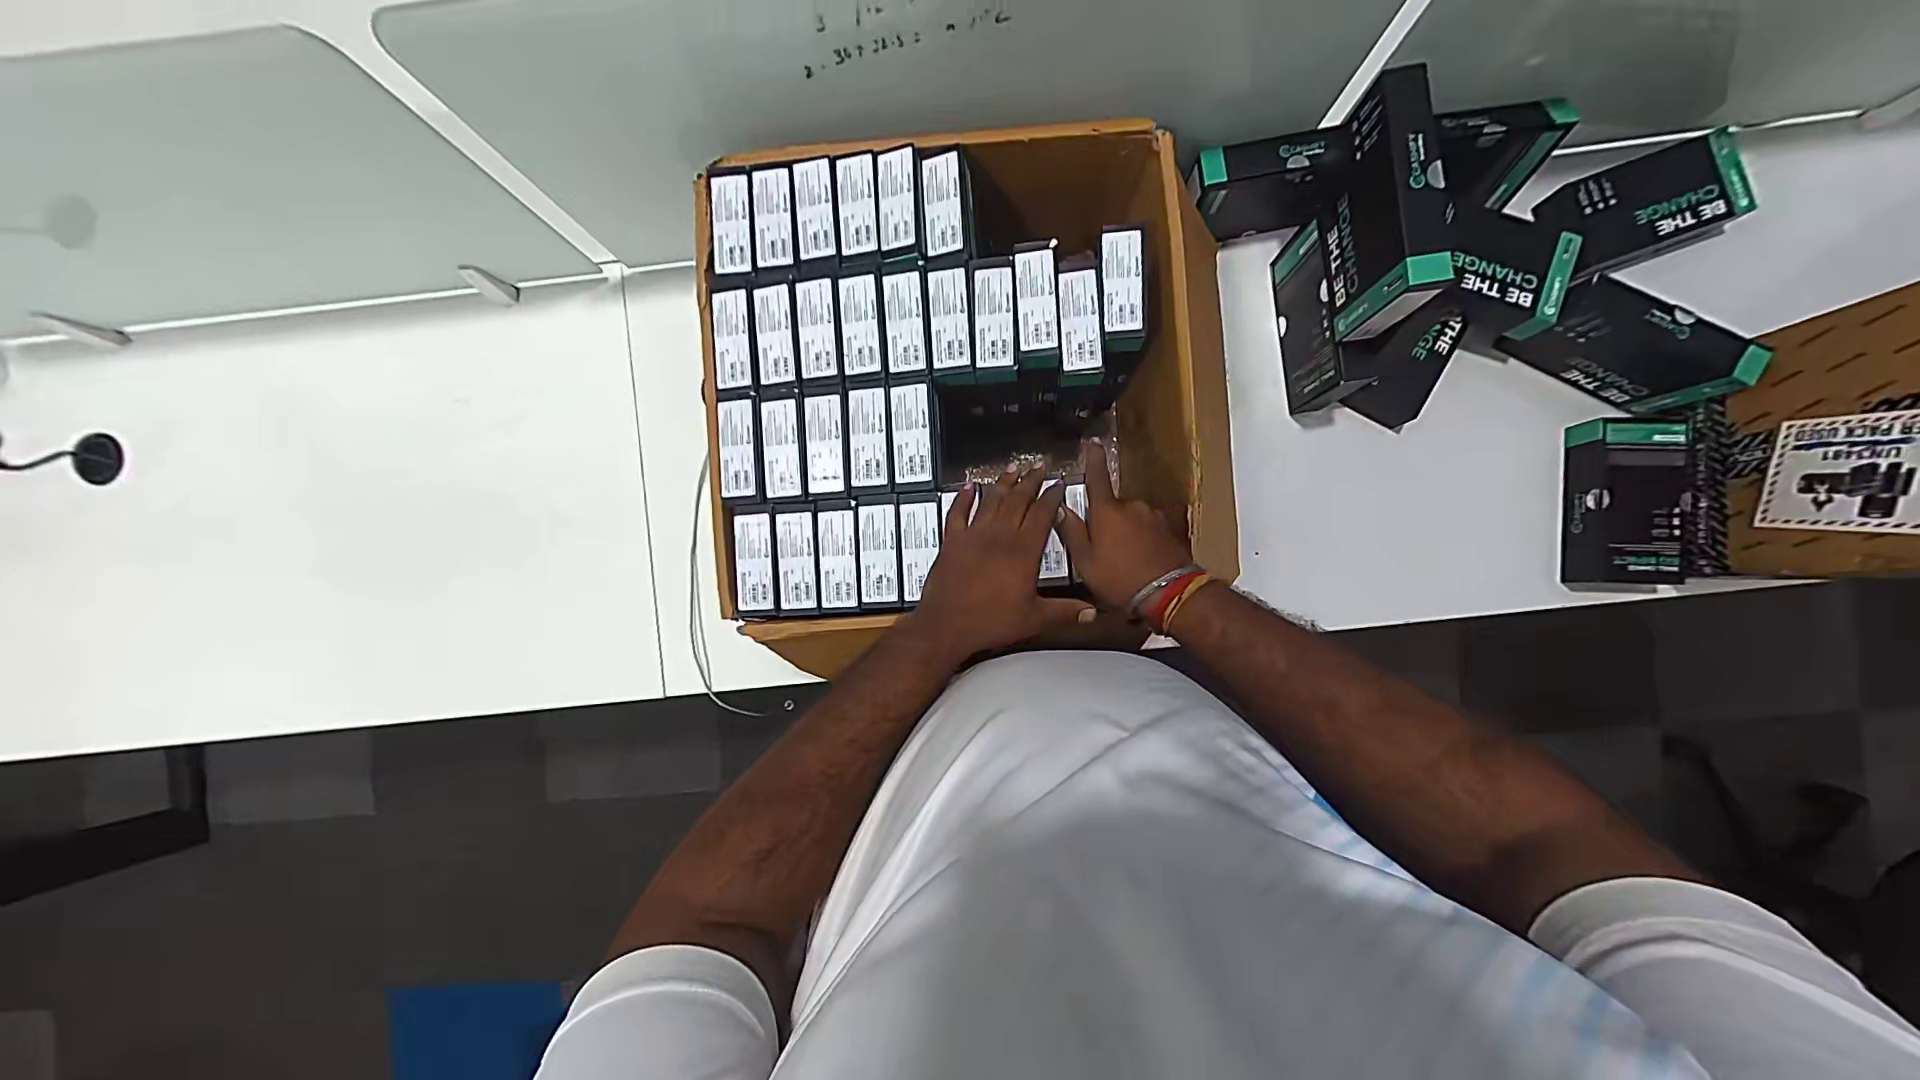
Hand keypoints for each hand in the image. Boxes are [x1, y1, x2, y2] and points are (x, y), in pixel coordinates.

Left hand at [902, 462, 1093, 661]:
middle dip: (1030, 481)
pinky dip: (963, 498)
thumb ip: (1064, 612)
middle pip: (1018, 500)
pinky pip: (957, 513)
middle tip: (1038, 467)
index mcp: (1022, 551)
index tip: (1059, 484)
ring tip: (1011, 469)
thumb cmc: (988, 622)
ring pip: (991, 500)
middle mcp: (999, 537)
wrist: (947, 625)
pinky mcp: (952, 542)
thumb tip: (1089, 612)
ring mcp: (973, 536)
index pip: (1042, 514)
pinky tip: (967, 488)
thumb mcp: (1034, 619)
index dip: (1052, 496)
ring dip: (1003, 483)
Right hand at [1056, 439, 1194, 610]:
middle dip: (1105, 522)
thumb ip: (1072, 533)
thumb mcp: (1086, 563)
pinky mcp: (1169, 527)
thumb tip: (1061, 508)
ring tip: (1122, 560)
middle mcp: (1131, 506)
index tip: (1092, 442)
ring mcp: (1153, 515)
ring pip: (1130, 518)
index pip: (1096, 477)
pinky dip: (1141, 539)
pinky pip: (1147, 528)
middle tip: (1101, 550)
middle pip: (1111, 507)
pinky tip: (1140, 560)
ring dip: (1124, 532)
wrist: (1171, 594)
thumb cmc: (1120, 580)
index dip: (1093, 459)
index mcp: (1106, 512)